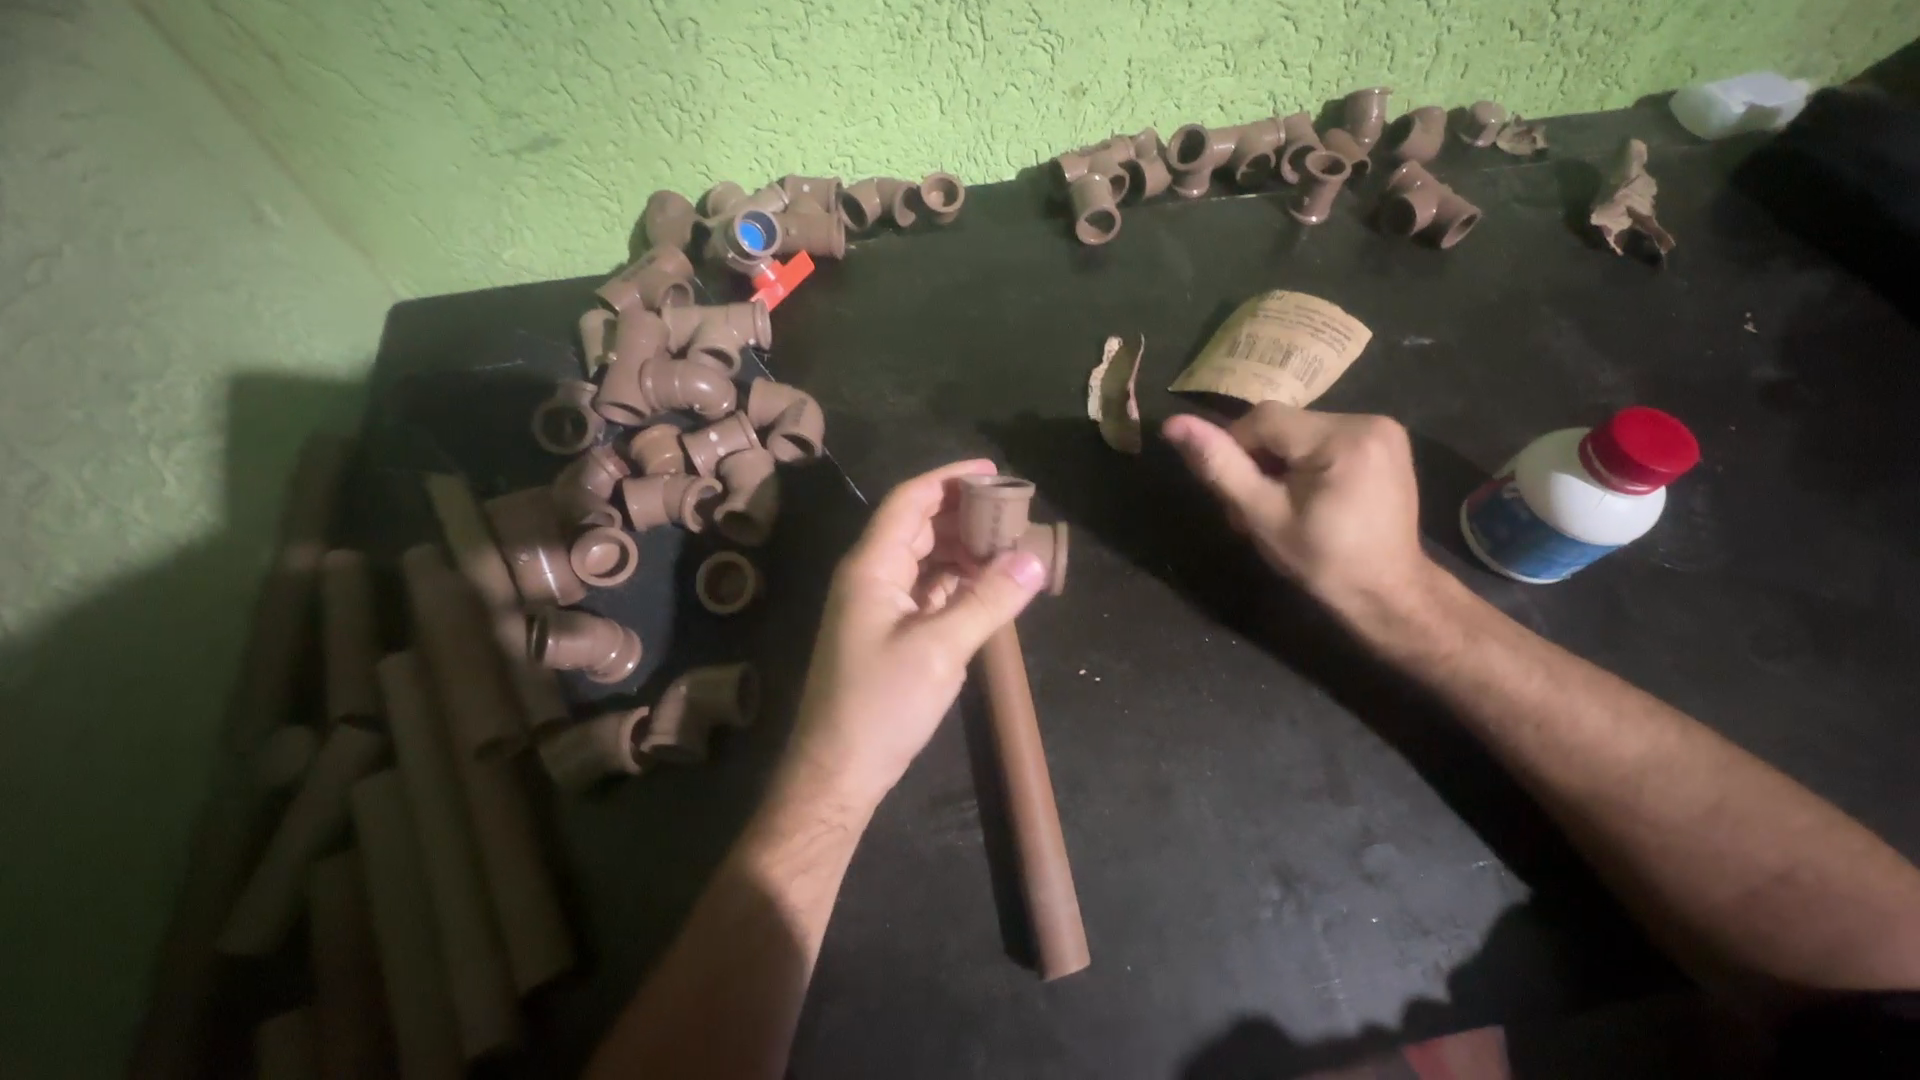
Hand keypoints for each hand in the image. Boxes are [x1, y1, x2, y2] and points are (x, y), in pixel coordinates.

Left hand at [781, 460, 1047, 811]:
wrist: (838, 769)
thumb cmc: (881, 705)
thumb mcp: (941, 649)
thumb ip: (988, 601)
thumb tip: (1033, 560)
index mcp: (871, 567)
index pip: (909, 501)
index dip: (949, 479)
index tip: (994, 471)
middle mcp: (870, 577)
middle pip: (917, 526)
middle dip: (963, 513)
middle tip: (1015, 511)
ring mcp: (877, 606)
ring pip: (923, 559)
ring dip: (962, 548)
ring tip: (1010, 545)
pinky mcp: (888, 633)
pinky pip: (925, 591)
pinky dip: (956, 581)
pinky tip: (988, 584)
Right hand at [1162, 404, 1431, 618]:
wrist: (1387, 592)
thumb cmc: (1322, 561)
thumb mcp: (1262, 515)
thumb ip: (1219, 466)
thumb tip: (1173, 424)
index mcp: (1341, 438)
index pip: (1262, 419)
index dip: (1236, 452)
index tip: (1236, 496)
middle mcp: (1368, 421)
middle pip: (1284, 425)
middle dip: (1260, 461)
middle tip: (1254, 510)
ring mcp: (1384, 430)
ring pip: (1302, 431)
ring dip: (1281, 463)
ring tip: (1281, 507)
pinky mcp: (1387, 442)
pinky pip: (1327, 438)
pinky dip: (1307, 462)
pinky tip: (1309, 497)